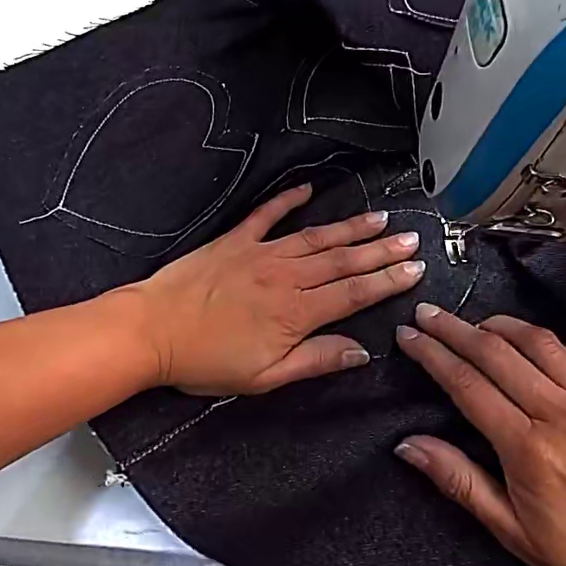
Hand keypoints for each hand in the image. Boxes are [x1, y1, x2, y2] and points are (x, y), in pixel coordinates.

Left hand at [121, 185, 424, 395]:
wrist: (150, 331)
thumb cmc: (205, 360)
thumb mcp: (265, 377)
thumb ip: (315, 360)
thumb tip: (360, 352)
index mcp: (296, 312)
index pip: (354, 293)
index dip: (388, 280)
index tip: (415, 269)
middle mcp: (287, 276)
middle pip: (344, 260)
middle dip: (382, 249)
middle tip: (411, 238)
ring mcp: (262, 253)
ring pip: (317, 237)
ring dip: (351, 227)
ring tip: (380, 218)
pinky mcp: (237, 240)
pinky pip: (268, 214)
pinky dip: (289, 200)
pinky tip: (308, 189)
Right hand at [392, 304, 565, 565]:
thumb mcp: (515, 535)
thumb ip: (460, 481)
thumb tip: (411, 446)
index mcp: (529, 446)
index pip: (466, 383)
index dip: (432, 355)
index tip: (410, 337)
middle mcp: (561, 411)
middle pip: (495, 351)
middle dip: (454, 328)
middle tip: (429, 315)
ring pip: (540, 341)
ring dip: (502, 324)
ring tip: (476, 322)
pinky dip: (561, 339)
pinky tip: (547, 345)